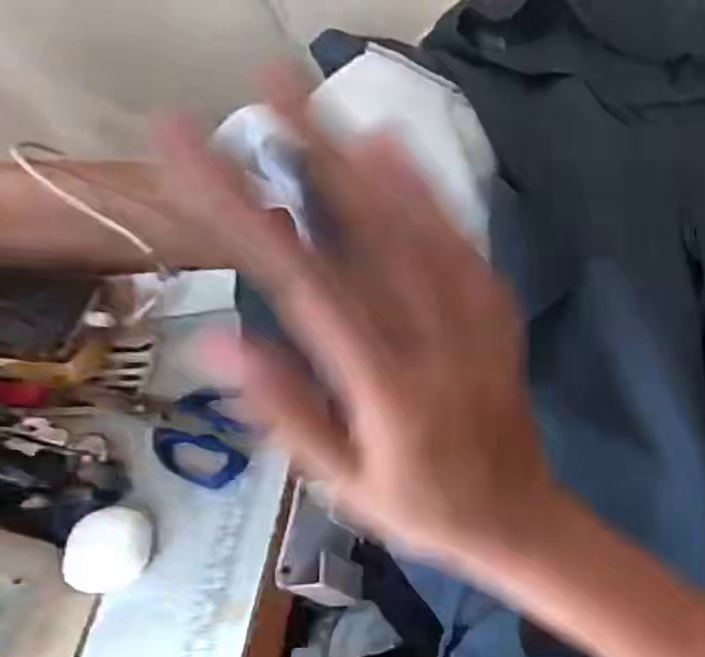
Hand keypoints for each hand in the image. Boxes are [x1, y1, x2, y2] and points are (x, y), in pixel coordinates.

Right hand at [152, 81, 556, 560]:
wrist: (517, 522)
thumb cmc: (425, 512)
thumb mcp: (347, 484)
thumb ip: (290, 411)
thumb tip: (220, 340)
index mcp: (385, 388)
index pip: (303, 283)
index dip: (241, 210)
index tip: (187, 148)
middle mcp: (433, 346)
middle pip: (371, 236)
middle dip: (317, 154)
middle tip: (269, 86)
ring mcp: (475, 333)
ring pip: (424, 235)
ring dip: (374, 165)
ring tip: (329, 104)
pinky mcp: (501, 329)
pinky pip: (469, 257)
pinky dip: (437, 204)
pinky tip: (407, 163)